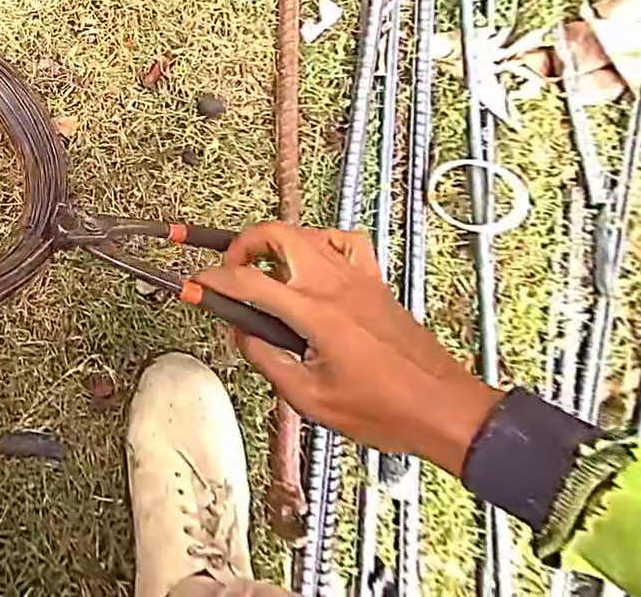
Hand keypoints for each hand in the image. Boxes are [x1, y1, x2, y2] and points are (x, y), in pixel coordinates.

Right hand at [194, 222, 501, 474]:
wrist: (444, 407)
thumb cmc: (386, 409)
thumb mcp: (311, 399)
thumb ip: (268, 360)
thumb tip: (243, 335)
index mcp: (315, 312)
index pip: (249, 281)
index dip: (214, 280)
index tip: (196, 283)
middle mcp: (333, 283)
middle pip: (275, 233)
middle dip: (242, 244)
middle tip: (230, 269)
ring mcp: (355, 276)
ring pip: (304, 232)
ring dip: (275, 242)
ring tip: (263, 267)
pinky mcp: (372, 279)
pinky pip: (342, 241)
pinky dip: (319, 242)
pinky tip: (311, 262)